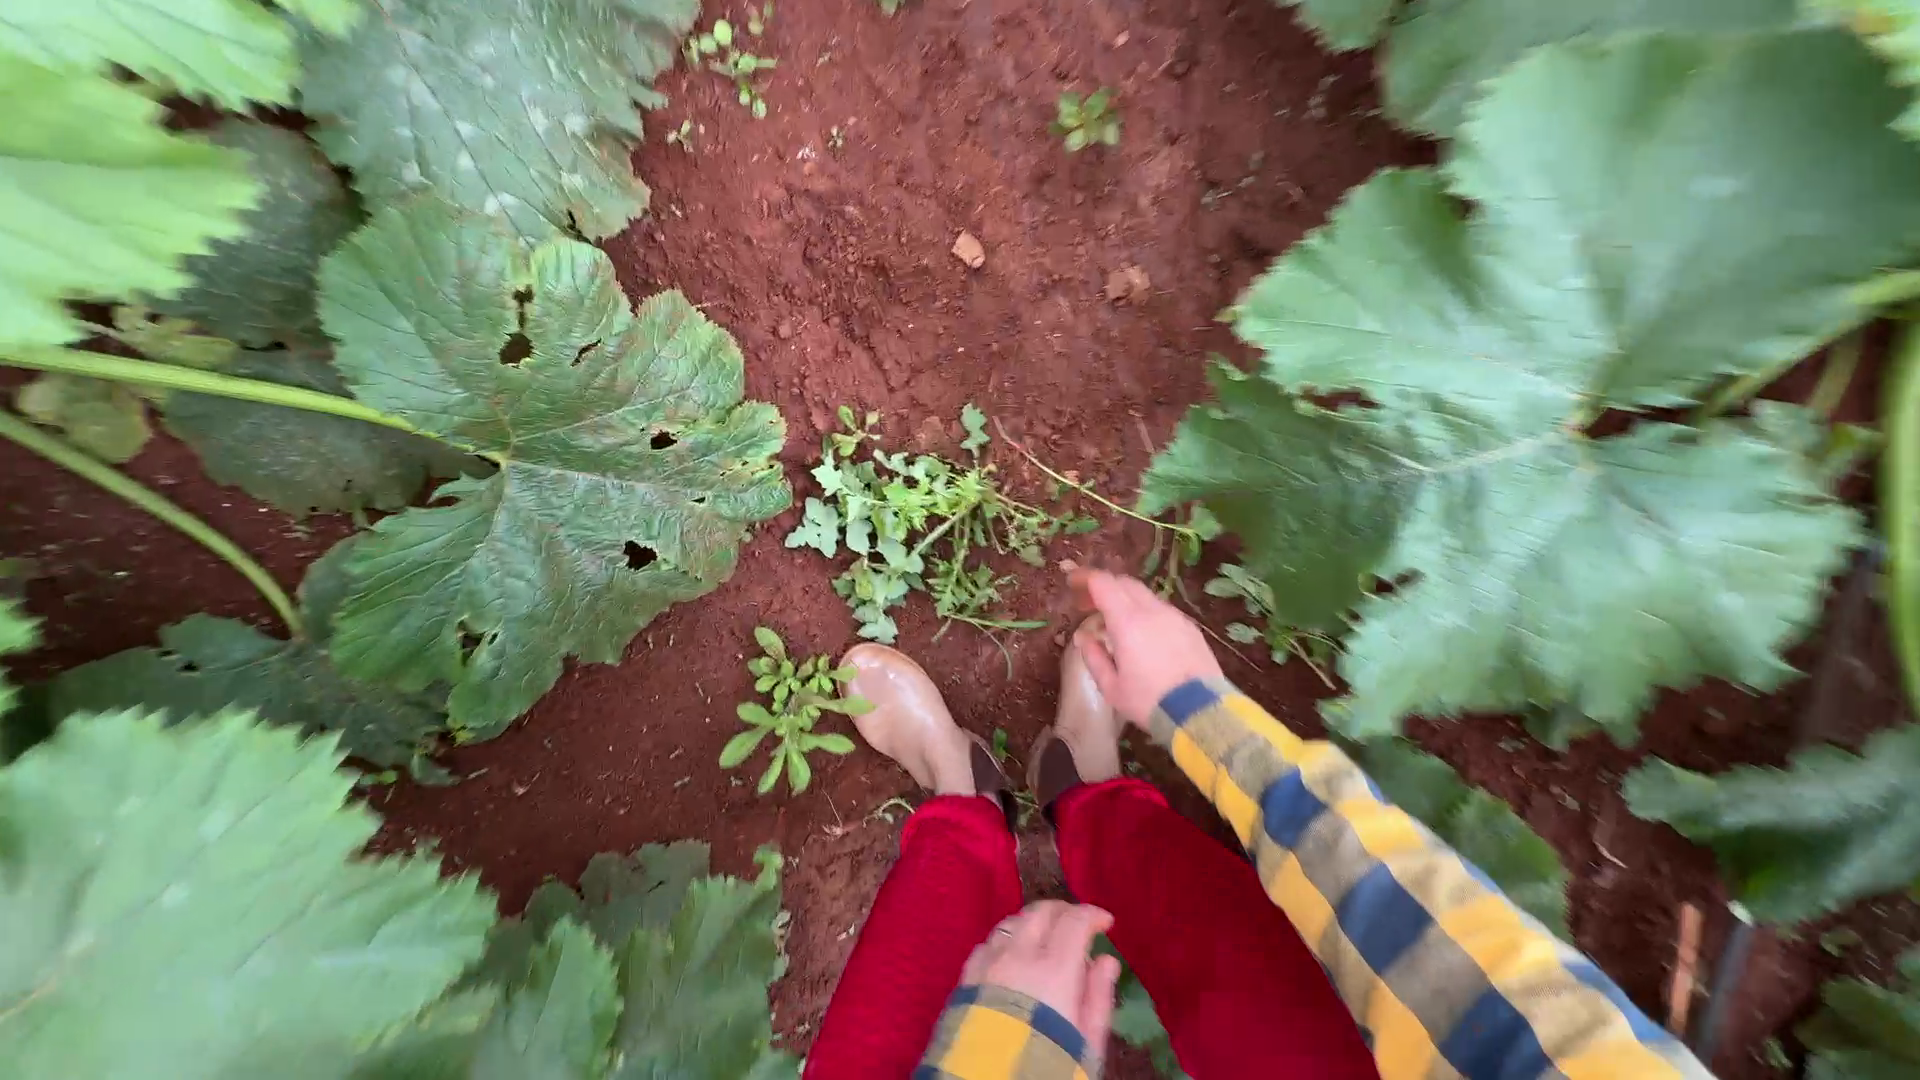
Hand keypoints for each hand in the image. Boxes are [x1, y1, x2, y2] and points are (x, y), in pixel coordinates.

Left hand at [963, 902, 1119, 1061]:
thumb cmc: (1047, 1067)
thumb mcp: (1086, 1041)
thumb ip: (1098, 996)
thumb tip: (1107, 961)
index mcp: (1054, 968)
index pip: (1074, 921)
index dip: (1092, 915)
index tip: (1105, 922)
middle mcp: (1019, 954)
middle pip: (1040, 911)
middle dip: (1062, 911)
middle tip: (1076, 924)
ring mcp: (989, 962)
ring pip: (1012, 922)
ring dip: (1033, 923)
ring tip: (1045, 939)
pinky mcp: (967, 976)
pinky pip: (988, 943)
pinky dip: (1006, 941)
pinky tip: (1012, 957)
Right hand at [1073, 570, 1222, 729]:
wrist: (1201, 712)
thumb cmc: (1149, 702)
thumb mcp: (1111, 688)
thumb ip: (1094, 658)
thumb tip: (1084, 638)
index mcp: (1127, 622)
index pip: (1103, 584)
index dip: (1085, 578)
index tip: (1072, 583)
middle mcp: (1152, 611)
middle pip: (1124, 583)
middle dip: (1103, 588)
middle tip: (1088, 605)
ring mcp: (1175, 617)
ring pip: (1145, 595)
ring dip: (1124, 600)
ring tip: (1114, 623)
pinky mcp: (1191, 628)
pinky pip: (1162, 609)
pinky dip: (1144, 612)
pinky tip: (1142, 634)